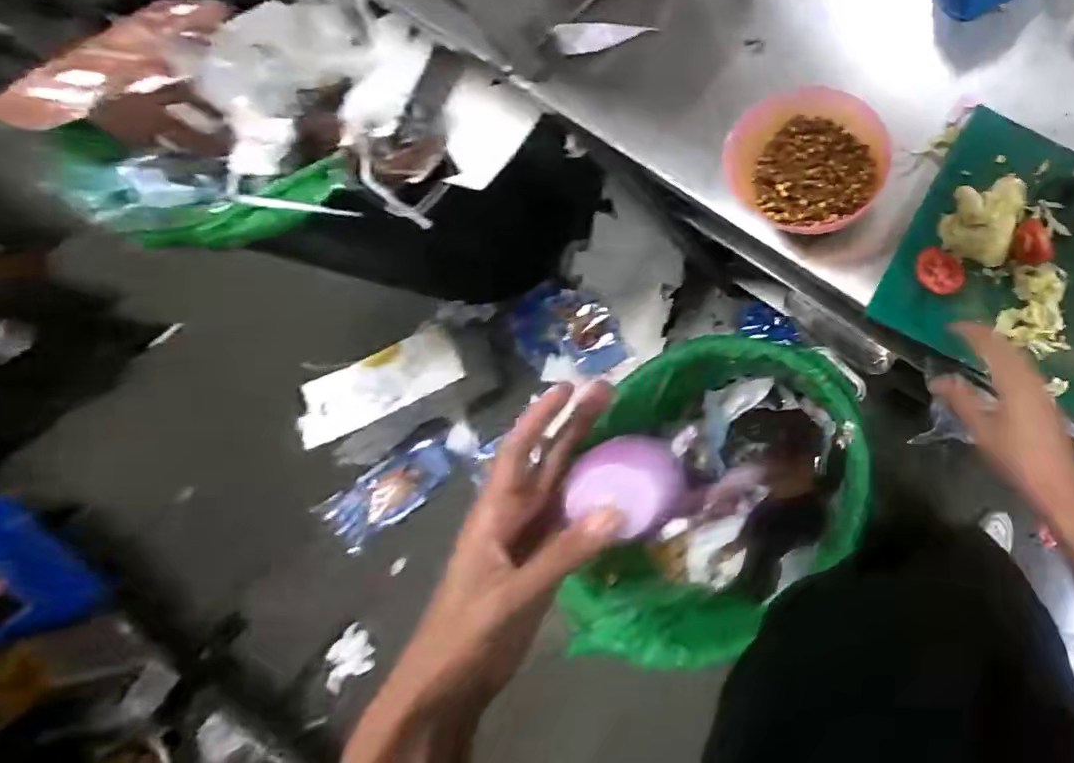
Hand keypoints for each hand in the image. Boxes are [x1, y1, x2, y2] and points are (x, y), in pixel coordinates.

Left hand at [346, 381, 621, 761]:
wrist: (448, 686)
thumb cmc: (463, 634)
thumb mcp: (510, 595)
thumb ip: (563, 553)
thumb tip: (618, 507)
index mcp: (495, 513)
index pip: (519, 453)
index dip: (540, 418)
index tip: (567, 386)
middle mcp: (516, 514)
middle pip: (549, 458)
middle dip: (574, 422)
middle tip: (606, 389)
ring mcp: (534, 535)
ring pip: (566, 481)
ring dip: (590, 452)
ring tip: (622, 422)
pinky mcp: (549, 557)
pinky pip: (580, 515)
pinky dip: (602, 495)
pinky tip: (625, 484)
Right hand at [931, 323, 1073, 530]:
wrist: (1060, 486)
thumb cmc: (1018, 460)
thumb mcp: (983, 431)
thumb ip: (961, 401)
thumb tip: (937, 380)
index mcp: (1014, 380)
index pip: (991, 343)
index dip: (970, 331)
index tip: (951, 326)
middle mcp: (1031, 378)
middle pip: (1008, 346)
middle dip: (985, 335)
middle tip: (964, 333)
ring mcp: (1043, 389)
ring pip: (1019, 357)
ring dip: (998, 348)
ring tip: (978, 349)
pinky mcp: (1048, 402)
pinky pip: (1025, 369)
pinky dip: (1009, 362)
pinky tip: (1000, 376)